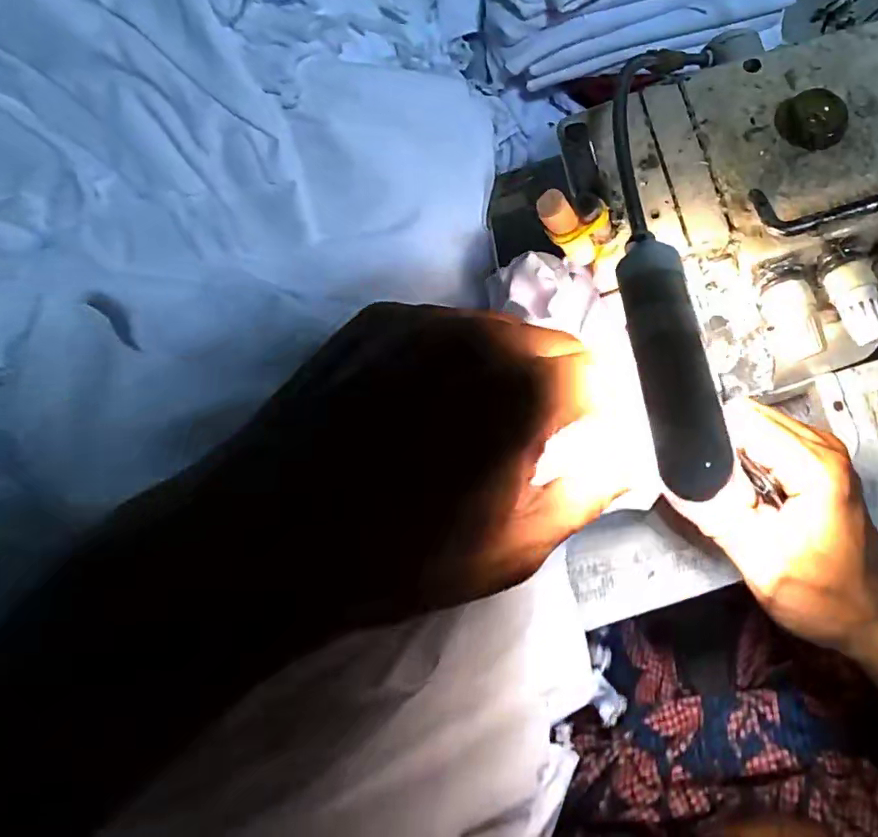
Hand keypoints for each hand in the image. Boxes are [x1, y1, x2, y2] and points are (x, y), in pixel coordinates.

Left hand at [197, 303, 632, 619]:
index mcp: (524, 388)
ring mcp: (424, 320)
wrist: (257, 542)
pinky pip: (444, 327)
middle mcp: (482, 335)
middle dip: (558, 381)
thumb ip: (584, 495)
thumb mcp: (512, 548)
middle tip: (531, 432)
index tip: (578, 439)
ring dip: (508, 364)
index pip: (595, 372)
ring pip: (499, 329)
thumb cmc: (398, 557)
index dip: (594, 410)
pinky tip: (419, 401)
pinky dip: (455, 355)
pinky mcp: (376, 319)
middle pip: (553, 341)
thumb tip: (621, 464)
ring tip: (472, 415)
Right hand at [663, 399, 877, 655]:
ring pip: (760, 426)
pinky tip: (756, 496)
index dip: (714, 448)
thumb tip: (677, 483)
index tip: (702, 481)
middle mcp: (823, 444)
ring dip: (739, 456)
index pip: (744, 424)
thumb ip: (720, 516)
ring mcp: (825, 447)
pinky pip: (774, 440)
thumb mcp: (764, 565)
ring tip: (740, 500)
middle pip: (751, 418)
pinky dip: (755, 460)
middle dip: (725, 451)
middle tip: (722, 496)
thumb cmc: (826, 596)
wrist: (873, 612)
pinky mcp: (821, 457)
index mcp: (815, 465)